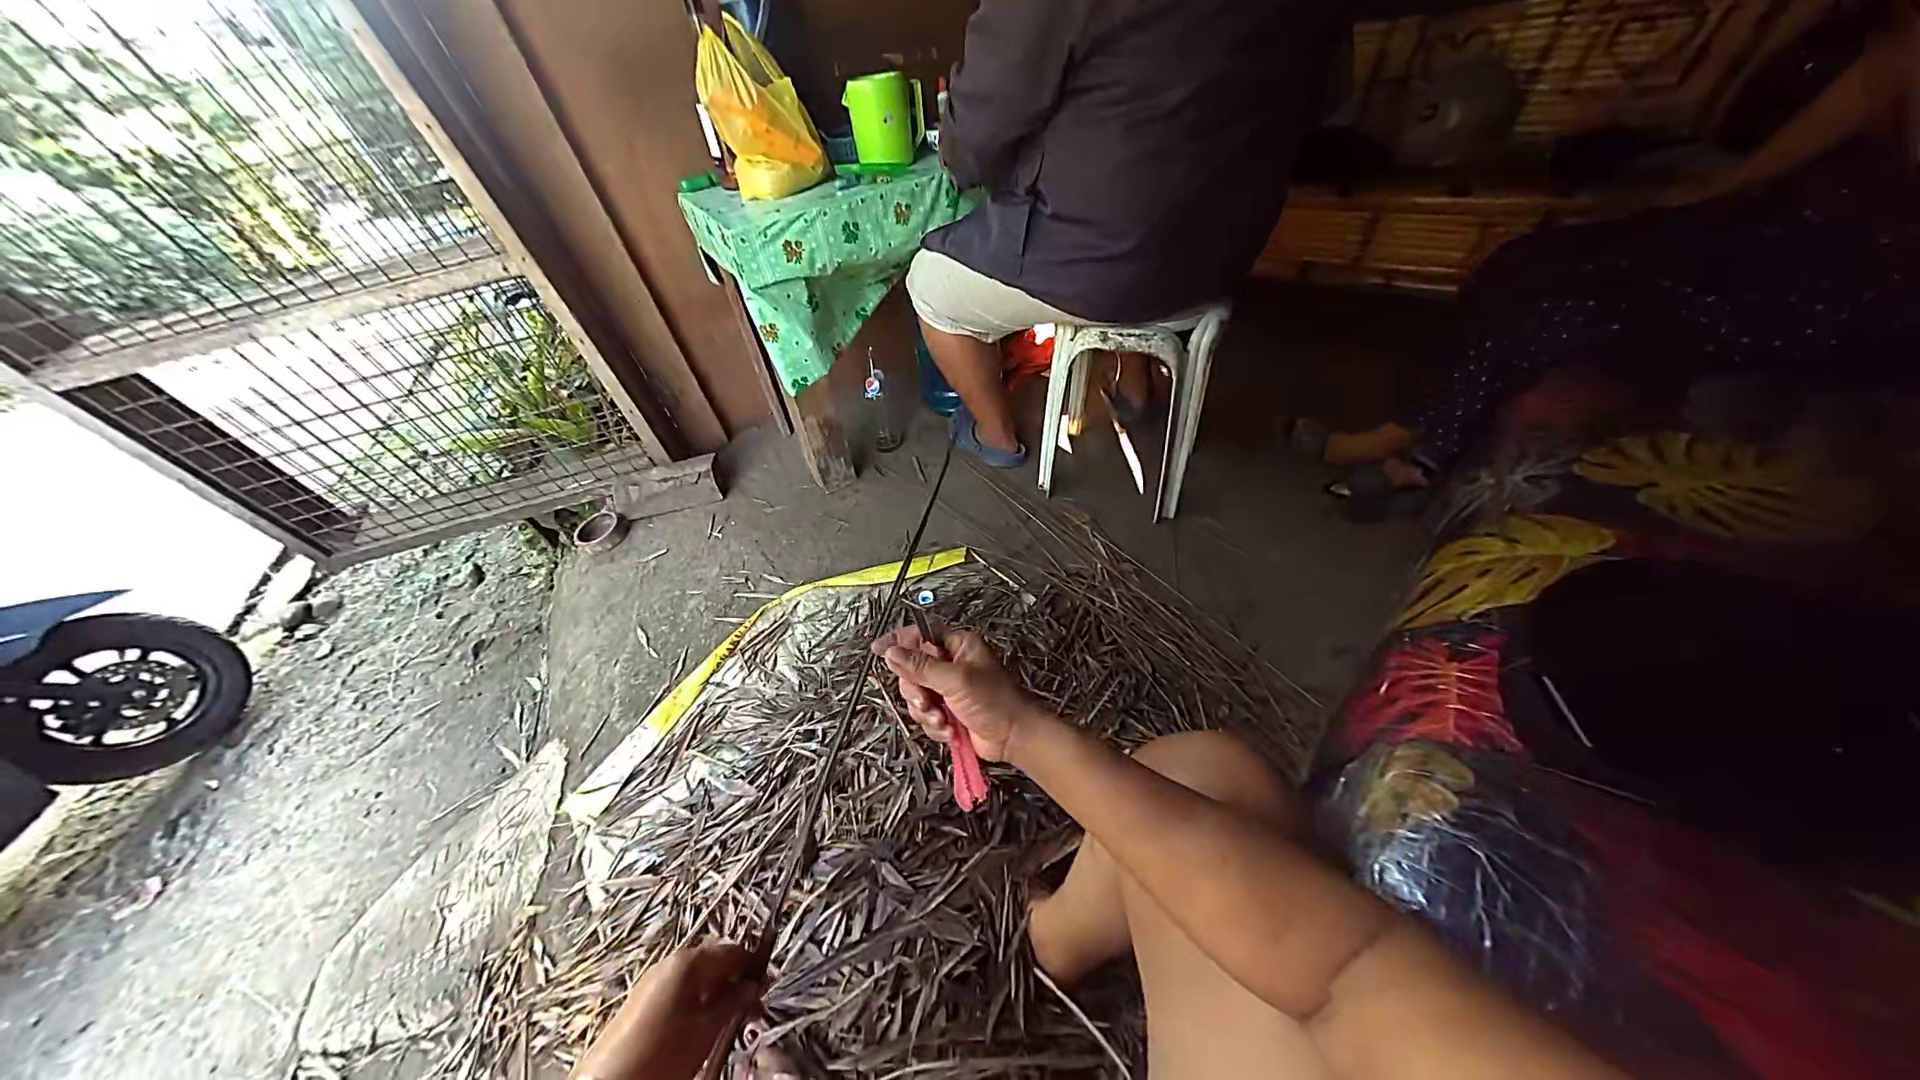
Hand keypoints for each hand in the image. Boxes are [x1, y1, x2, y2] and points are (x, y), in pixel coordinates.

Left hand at [569, 943, 764, 1079]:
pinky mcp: (641, 1003)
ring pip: (697, 977)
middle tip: (750, 1007)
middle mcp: (671, 962)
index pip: (733, 950)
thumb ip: (734, 1003)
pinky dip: (697, 1002)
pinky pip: (680, 991)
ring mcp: (653, 981)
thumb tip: (754, 986)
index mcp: (689, 961)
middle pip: (714, 960)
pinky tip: (702, 1027)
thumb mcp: (707, 1031)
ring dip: (717, 992)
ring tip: (728, 1021)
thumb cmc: (662, 1057)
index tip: (766, 988)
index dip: (753, 966)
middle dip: (735, 979)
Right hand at [871, 624, 1032, 760]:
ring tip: (942, 719)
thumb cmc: (996, 701)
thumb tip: (893, 652)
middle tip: (927, 701)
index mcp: (958, 645)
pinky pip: (924, 713)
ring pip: (915, 694)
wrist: (1013, 737)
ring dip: (926, 711)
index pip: (921, 635)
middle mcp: (950, 663)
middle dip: (917, 690)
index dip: (899, 641)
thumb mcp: (956, 680)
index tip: (879, 648)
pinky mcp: (946, 709)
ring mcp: (947, 687)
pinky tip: (949, 729)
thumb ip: (921, 666)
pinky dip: (934, 724)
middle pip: (912, 669)